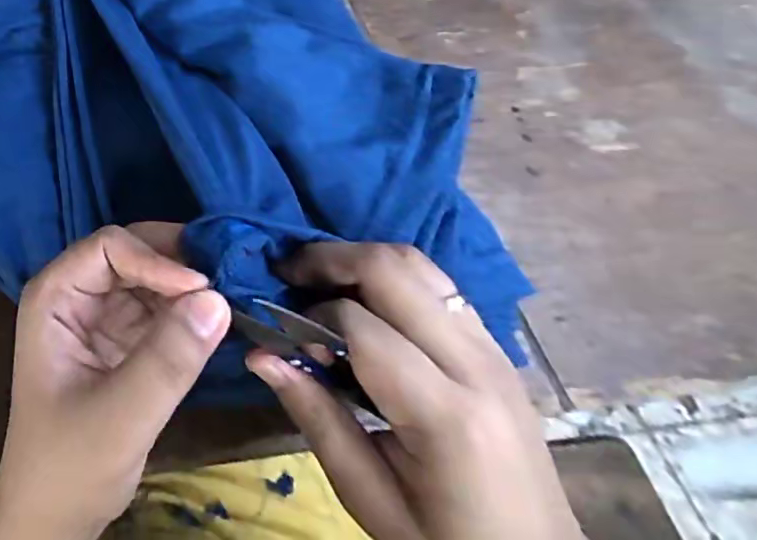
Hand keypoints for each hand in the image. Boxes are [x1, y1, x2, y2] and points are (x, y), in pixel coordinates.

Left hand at [0, 224, 230, 539]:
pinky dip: (190, 308)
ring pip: (151, 274)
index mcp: (55, 296)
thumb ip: (167, 360)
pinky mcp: (125, 336)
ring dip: (189, 282)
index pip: (108, 248)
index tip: (201, 287)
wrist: (56, 516)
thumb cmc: (70, 464)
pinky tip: (220, 316)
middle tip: (228, 274)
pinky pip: (161, 305)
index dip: (155, 259)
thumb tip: (217, 300)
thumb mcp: (120, 416)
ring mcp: (101, 313)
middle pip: (131, 252)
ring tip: (233, 291)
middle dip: (177, 261)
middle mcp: (77, 293)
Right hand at [246, 243, 580, 539]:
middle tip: (288, 275)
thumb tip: (259, 354)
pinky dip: (391, 276)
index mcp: (446, 414)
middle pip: (392, 269)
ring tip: (321, 281)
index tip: (281, 334)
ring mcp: (494, 349)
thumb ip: (316, 417)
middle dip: (329, 259)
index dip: (310, 315)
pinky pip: (437, 285)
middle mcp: (476, 365)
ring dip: (360, 259)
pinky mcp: (497, 348)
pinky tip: (366, 302)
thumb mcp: (371, 498)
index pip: (360, 324)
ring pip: (417, 263)